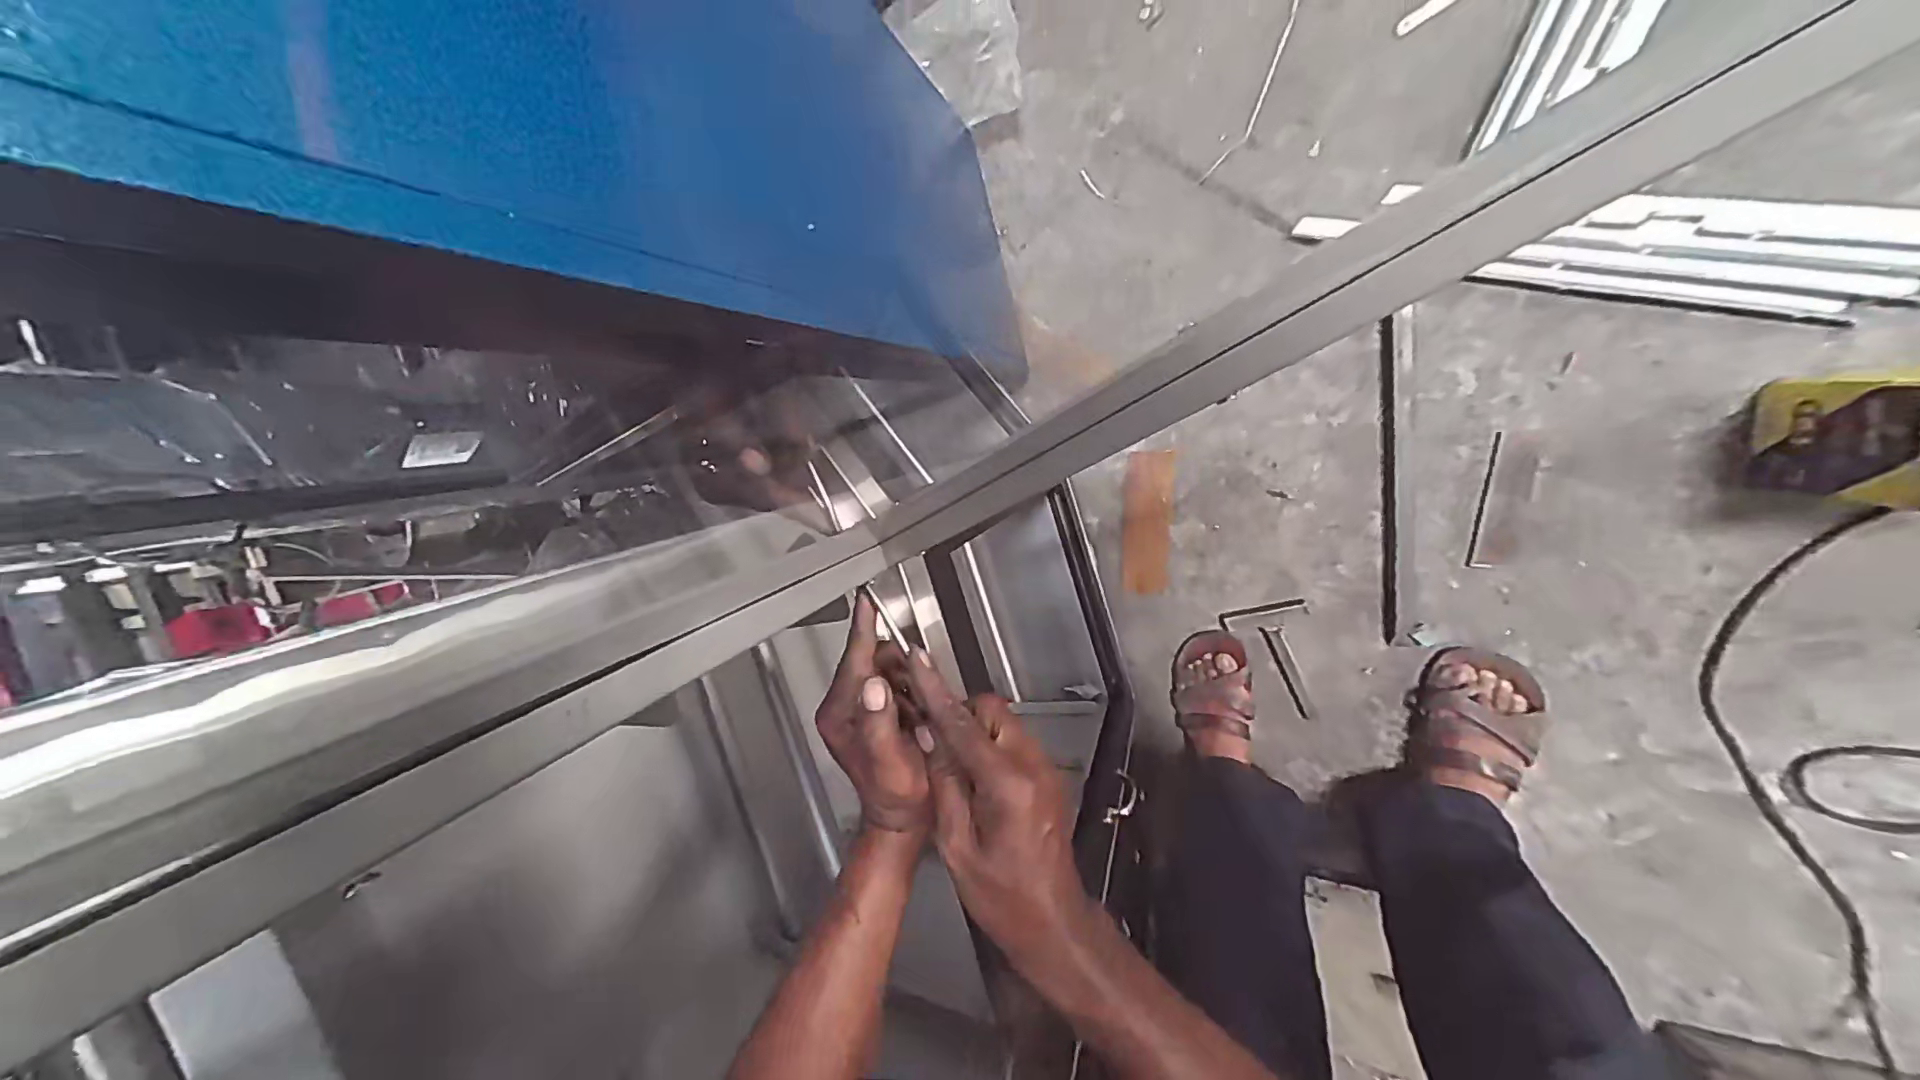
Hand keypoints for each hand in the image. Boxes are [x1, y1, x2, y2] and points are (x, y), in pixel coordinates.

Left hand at [816, 595, 931, 837]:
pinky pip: (894, 685)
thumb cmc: (898, 795)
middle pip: (874, 660)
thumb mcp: (891, 762)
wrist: (901, 817)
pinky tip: (916, 719)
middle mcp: (844, 708)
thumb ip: (880, 724)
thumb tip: (874, 686)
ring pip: (887, 671)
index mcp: (842, 713)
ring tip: (917, 718)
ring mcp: (858, 710)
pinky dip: (910, 694)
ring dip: (908, 685)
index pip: (854, 659)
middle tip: (917, 701)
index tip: (866, 602)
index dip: (863, 629)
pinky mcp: (872, 713)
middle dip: (901, 672)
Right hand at [900, 651, 1094, 965]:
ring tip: (952, 766)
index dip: (936, 690)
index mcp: (1006, 786)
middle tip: (933, 740)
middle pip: (990, 711)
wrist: (1053, 919)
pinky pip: (1013, 742)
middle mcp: (1033, 767)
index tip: (919, 660)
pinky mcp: (1047, 775)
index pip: (963, 725)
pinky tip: (973, 777)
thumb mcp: (956, 846)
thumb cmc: (1004, 897)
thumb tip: (928, 736)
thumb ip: (943, 783)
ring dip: (974, 732)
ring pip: (1003, 723)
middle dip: (959, 716)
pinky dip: (989, 746)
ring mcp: (1045, 769)